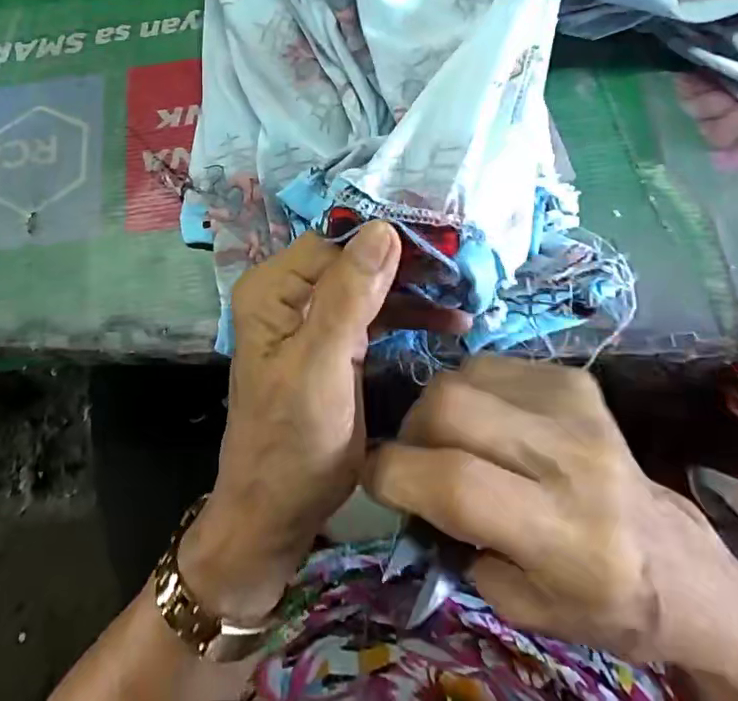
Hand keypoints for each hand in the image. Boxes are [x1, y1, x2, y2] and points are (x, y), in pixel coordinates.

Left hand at [180, 222, 467, 623]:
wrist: (276, 509)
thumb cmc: (293, 439)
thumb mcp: (322, 364)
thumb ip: (349, 297)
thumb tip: (382, 229)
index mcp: (272, 289)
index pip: (332, 241)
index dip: (384, 238)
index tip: (443, 241)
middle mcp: (286, 294)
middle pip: (351, 260)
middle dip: (404, 263)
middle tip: (463, 268)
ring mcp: (308, 320)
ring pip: (365, 286)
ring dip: (411, 290)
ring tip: (465, 295)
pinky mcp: (329, 345)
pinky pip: (370, 316)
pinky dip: (405, 316)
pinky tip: (449, 322)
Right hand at [364, 357, 737, 665]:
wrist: (684, 571)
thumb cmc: (599, 603)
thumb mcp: (519, 605)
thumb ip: (452, 543)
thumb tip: (407, 486)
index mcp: (567, 536)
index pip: (455, 483)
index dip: (392, 475)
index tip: (376, 481)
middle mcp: (575, 462)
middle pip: (448, 407)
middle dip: (410, 433)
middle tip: (416, 460)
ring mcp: (578, 411)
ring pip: (461, 377)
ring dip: (438, 409)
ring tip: (453, 440)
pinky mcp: (576, 382)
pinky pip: (488, 366)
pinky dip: (471, 392)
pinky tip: (488, 422)